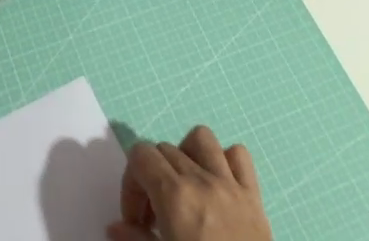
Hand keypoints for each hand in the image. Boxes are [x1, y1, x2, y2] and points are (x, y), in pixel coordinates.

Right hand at [109, 125, 270, 240]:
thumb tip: (115, 227)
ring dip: (186, 155)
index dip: (130, 183)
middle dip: (152, 178)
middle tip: (156, 217)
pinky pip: (239, 155)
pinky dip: (225, 161)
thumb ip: (135, 240)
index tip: (136, 219)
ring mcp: (230, 183)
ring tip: (184, 187)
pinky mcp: (253, 195)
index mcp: (174, 195)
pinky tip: (217, 185)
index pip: (140, 155)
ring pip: (201, 139)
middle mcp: (200, 179)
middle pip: (164, 150)